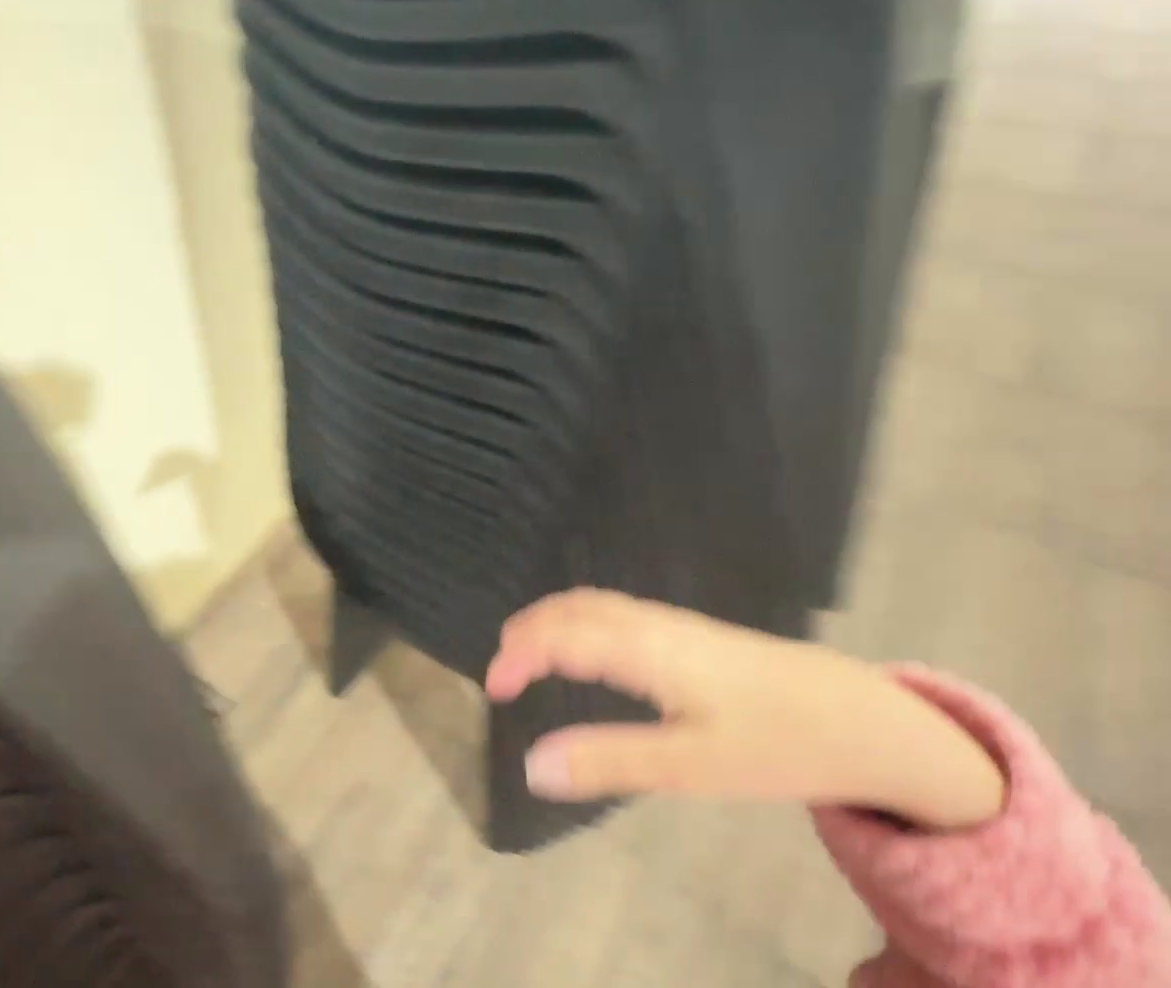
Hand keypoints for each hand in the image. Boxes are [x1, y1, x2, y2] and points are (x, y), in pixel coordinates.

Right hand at [484, 588, 1007, 830]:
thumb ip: (610, 762)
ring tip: (531, 656)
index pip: (561, 636)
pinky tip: (590, 653)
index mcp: (646, 650)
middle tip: (503, 670)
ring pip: (597, 604)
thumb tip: (532, 766)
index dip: (519, 655)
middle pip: (574, 607)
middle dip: (528, 630)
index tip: (494, 689)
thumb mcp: (694, 767)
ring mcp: (678, 625)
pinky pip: (618, 611)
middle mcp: (654, 625)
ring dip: (553, 622)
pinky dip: (581, 622)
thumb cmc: (782, 744)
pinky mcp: (696, 635)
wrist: (876, 722)